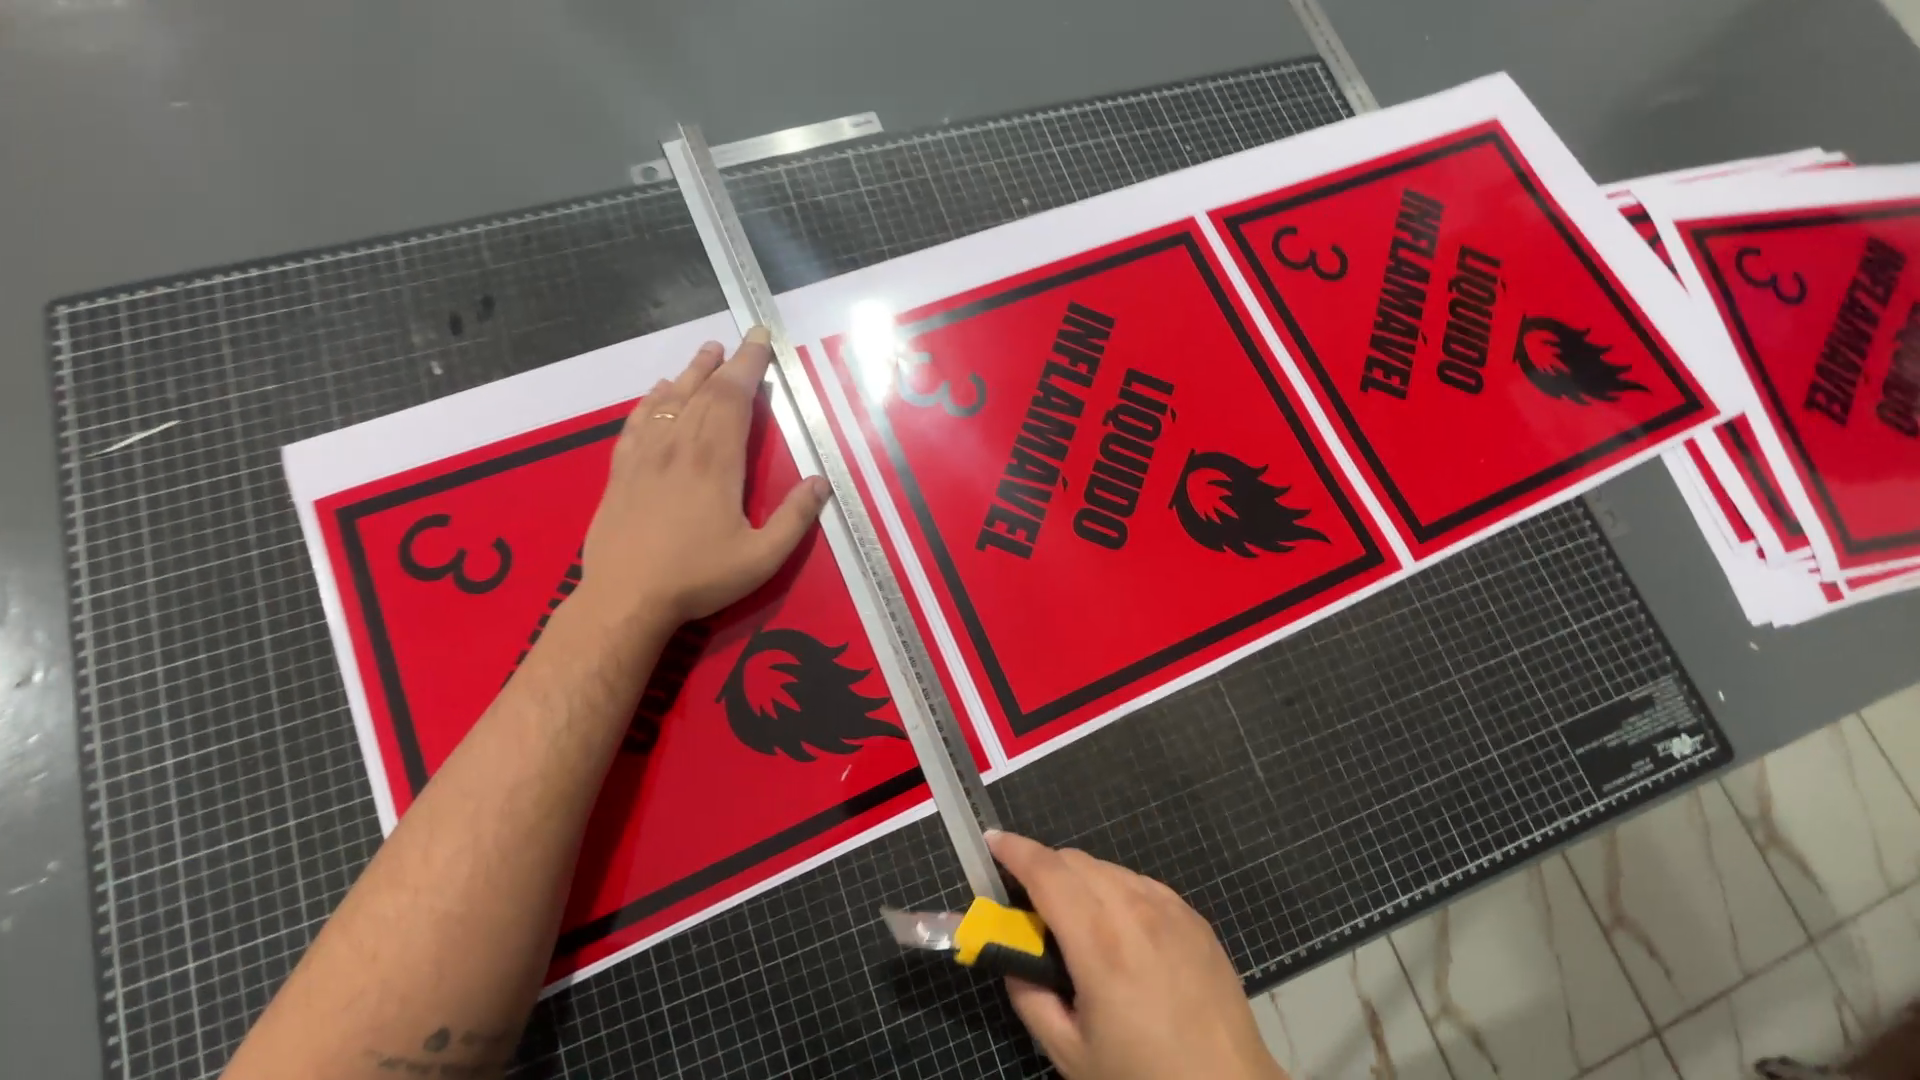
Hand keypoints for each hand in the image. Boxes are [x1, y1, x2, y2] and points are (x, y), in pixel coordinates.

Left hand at [578, 327, 829, 628]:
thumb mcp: (762, 558)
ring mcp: (646, 456)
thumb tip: (821, 483)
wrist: (625, 598)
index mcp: (716, 462)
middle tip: (742, 343)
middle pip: (704, 393)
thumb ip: (795, 519)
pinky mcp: (621, 471)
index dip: (749, 366)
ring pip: (669, 400)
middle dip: (727, 365)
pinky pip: (637, 422)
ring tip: (706, 353)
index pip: (734, 399)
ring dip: (690, 373)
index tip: (760, 340)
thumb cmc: (698, 578)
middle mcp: (680, 447)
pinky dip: (651, 401)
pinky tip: (657, 392)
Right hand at [989, 831, 1287, 1079]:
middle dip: (1042, 868)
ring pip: (1107, 867)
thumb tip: (1013, 957)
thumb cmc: (1143, 1077)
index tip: (993, 841)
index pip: (1047, 873)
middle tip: (1028, 904)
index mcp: (1100, 943)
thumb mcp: (1069, 1052)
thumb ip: (1029, 997)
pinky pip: (1140, 883)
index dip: (1015, 851)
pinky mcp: (1193, 916)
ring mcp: (1170, 909)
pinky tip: (1117, 927)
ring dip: (1078, 878)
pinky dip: (1114, 889)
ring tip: (1074, 920)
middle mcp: (1135, 911)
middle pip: (1074, 861)